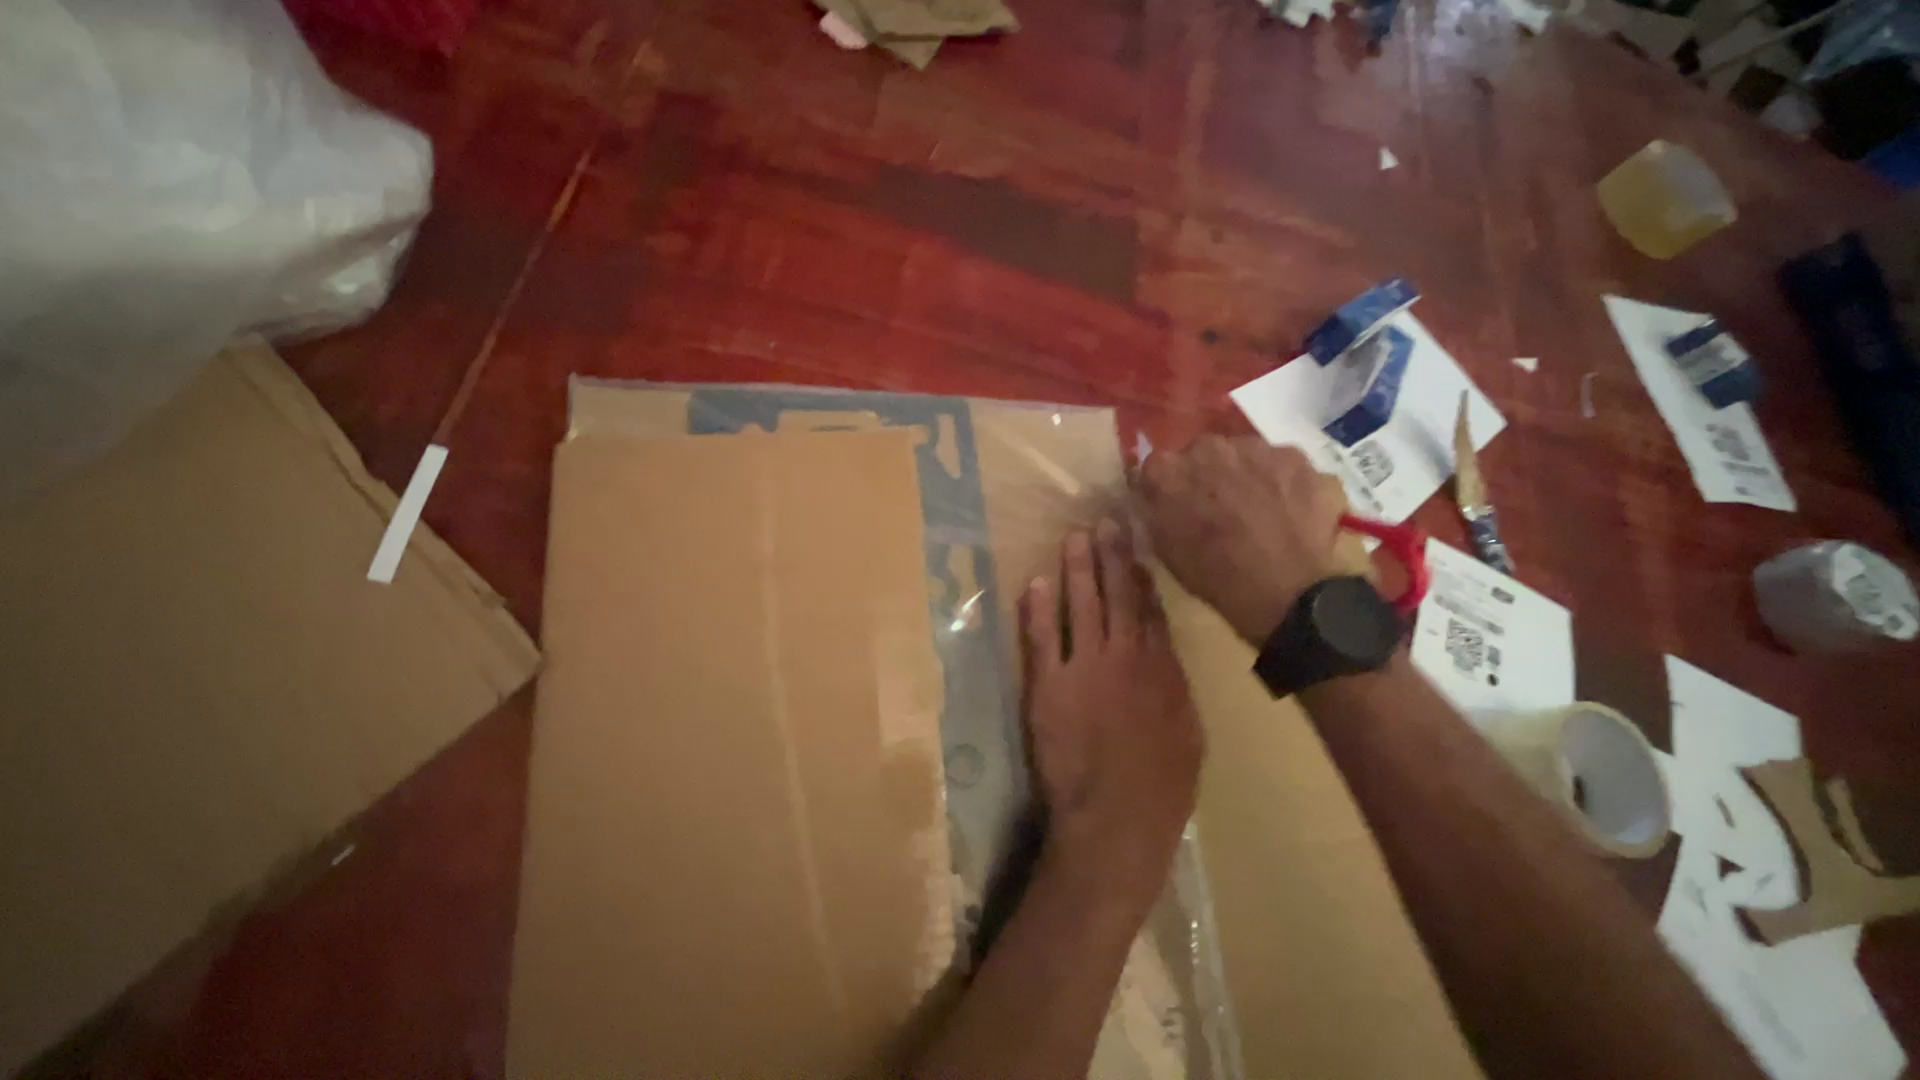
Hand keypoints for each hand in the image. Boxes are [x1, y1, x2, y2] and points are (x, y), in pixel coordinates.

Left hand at [1021, 521, 1201, 909]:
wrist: (1117, 817)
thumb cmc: (1160, 788)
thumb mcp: (1188, 736)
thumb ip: (1175, 691)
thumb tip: (1165, 662)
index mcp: (1163, 670)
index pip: (1151, 613)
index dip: (1142, 580)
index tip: (1136, 552)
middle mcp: (1126, 658)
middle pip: (1118, 597)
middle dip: (1112, 557)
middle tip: (1105, 523)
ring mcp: (1086, 668)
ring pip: (1082, 605)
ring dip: (1077, 569)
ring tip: (1073, 538)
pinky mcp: (1049, 685)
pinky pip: (1042, 637)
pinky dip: (1038, 608)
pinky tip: (1034, 583)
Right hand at [1136, 435, 1354, 645]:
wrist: (1285, 590)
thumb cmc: (1215, 575)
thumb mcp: (1165, 549)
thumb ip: (1154, 511)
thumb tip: (1154, 496)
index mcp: (1168, 470)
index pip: (1158, 467)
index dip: (1168, 487)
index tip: (1176, 506)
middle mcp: (1210, 446)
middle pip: (1205, 453)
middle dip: (1209, 475)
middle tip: (1219, 508)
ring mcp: (1259, 448)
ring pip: (1247, 455)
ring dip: (1248, 475)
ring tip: (1259, 510)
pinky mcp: (1300, 459)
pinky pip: (1284, 467)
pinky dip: (1285, 484)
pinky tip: (1290, 512)